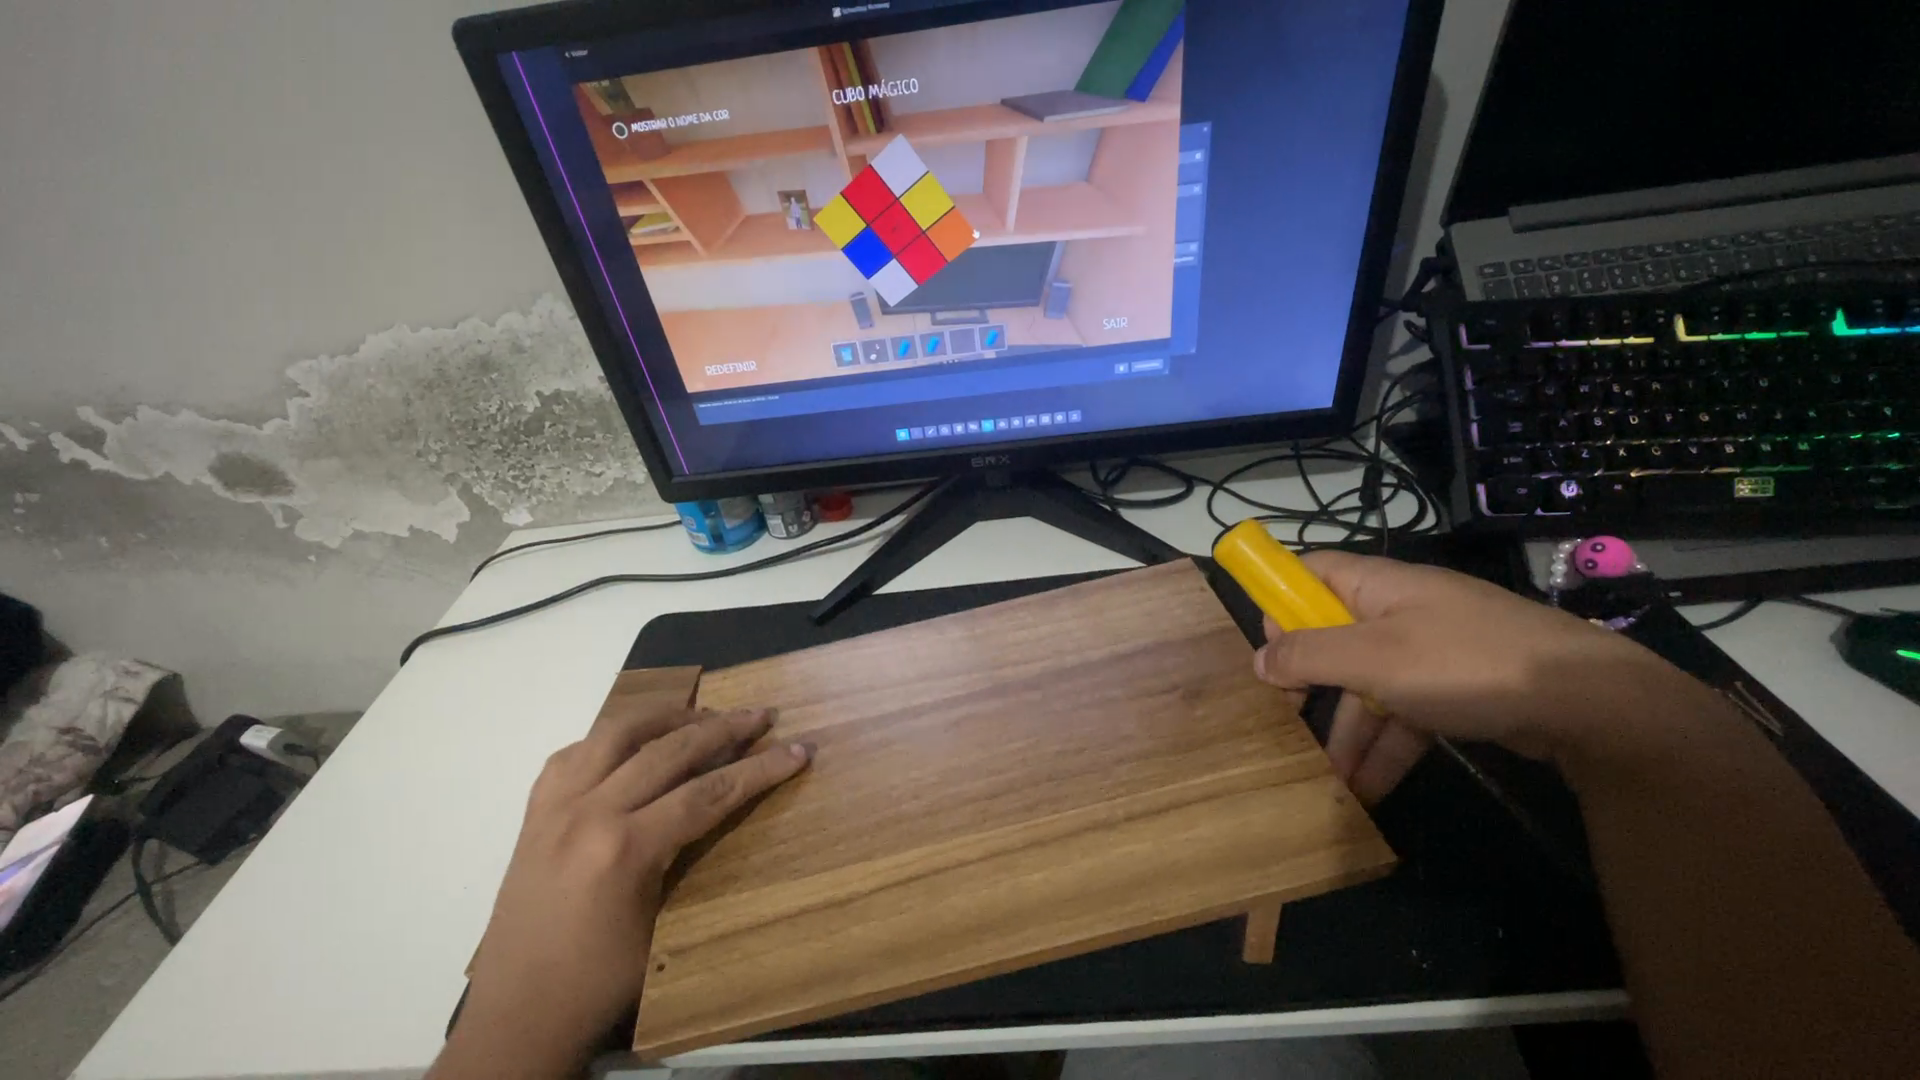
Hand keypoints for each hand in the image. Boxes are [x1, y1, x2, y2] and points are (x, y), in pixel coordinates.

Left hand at [430, 706, 810, 1079]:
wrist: (516, 1016)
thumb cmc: (600, 983)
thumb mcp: (662, 923)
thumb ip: (689, 855)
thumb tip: (722, 804)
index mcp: (625, 848)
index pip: (709, 792)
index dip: (760, 769)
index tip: (798, 749)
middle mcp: (588, 812)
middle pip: (670, 750)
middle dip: (724, 728)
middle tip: (763, 715)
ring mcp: (556, 806)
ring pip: (617, 733)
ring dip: (667, 716)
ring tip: (702, 712)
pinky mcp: (534, 811)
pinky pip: (576, 752)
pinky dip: (612, 738)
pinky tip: (633, 741)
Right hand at [1251, 550, 1688, 802]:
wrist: (1592, 704)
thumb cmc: (1465, 665)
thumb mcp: (1373, 660)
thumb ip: (1309, 655)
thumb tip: (1259, 659)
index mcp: (1378, 586)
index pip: (1311, 572)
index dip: (1281, 601)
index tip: (1269, 648)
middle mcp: (1403, 611)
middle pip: (1336, 635)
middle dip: (1309, 680)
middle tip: (1287, 716)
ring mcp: (1435, 651)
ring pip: (1371, 684)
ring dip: (1347, 729)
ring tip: (1327, 778)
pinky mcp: (1462, 689)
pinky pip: (1407, 713)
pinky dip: (1387, 746)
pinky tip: (1368, 788)